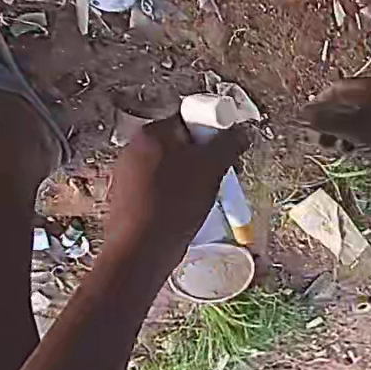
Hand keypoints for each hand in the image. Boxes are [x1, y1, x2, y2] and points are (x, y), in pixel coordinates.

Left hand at [105, 116, 249, 256]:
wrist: (140, 250)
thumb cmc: (176, 203)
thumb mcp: (213, 168)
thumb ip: (230, 143)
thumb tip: (243, 130)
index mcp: (153, 133)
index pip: (191, 119)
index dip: (212, 133)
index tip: (224, 151)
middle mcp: (134, 148)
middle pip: (181, 143)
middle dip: (203, 157)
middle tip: (218, 174)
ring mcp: (127, 173)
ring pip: (172, 166)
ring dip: (191, 176)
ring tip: (202, 196)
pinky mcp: (127, 197)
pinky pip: (160, 186)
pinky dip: (175, 193)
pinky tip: (184, 210)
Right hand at [305, 77, 370, 206]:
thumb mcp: (360, 132)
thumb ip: (330, 121)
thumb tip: (304, 114)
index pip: (340, 88)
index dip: (320, 104)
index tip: (306, 121)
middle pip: (345, 102)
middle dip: (329, 120)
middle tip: (319, 139)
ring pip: (353, 116)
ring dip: (339, 131)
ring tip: (333, 147)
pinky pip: (364, 127)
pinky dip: (353, 137)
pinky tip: (350, 150)